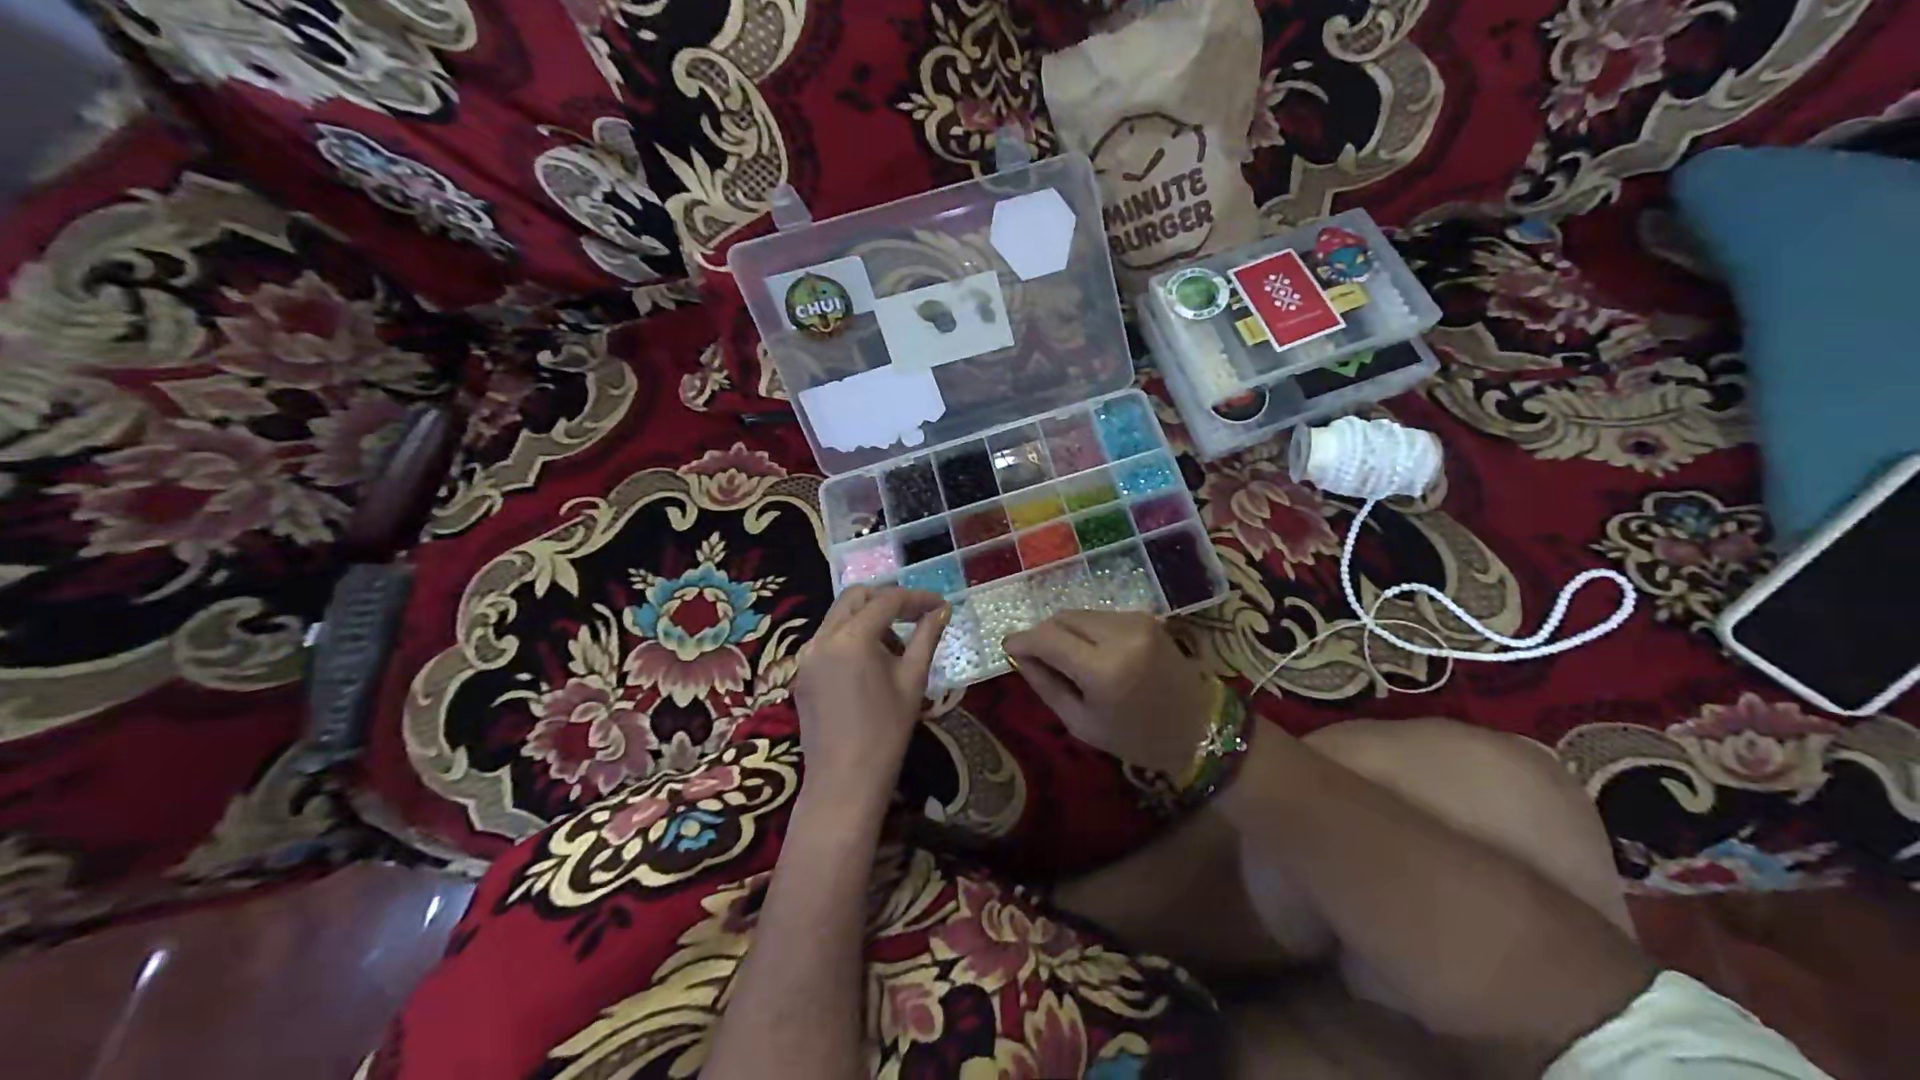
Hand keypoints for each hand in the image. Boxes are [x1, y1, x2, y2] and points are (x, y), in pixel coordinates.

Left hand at [793, 585, 949, 798]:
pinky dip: (851, 637)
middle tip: (916, 616)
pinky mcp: (802, 672)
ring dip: (868, 618)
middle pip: (856, 597)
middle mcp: (822, 638)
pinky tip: (872, 663)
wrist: (844, 780)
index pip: (888, 600)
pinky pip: (828, 639)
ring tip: (897, 647)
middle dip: (888, 600)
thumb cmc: (886, 732)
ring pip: (839, 616)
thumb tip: (942, 610)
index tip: (941, 605)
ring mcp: (807, 655)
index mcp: (851, 638)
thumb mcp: (913, 681)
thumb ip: (927, 638)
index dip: (917, 598)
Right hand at [1003, 611, 1213, 777]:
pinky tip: (1090, 653)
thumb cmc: (1136, 737)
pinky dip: (1085, 630)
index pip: (1047, 638)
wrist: (1199, 727)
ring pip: (1079, 613)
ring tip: (1065, 659)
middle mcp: (1120, 635)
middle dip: (1043, 634)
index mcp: (1103, 669)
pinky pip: (1100, 616)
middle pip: (1061, 618)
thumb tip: (1018, 655)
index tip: (1007, 648)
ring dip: (1064, 631)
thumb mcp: (1081, 723)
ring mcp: (1136, 621)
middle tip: (1036, 657)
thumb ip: (1045, 684)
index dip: (1022, 640)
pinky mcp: (1145, 617)